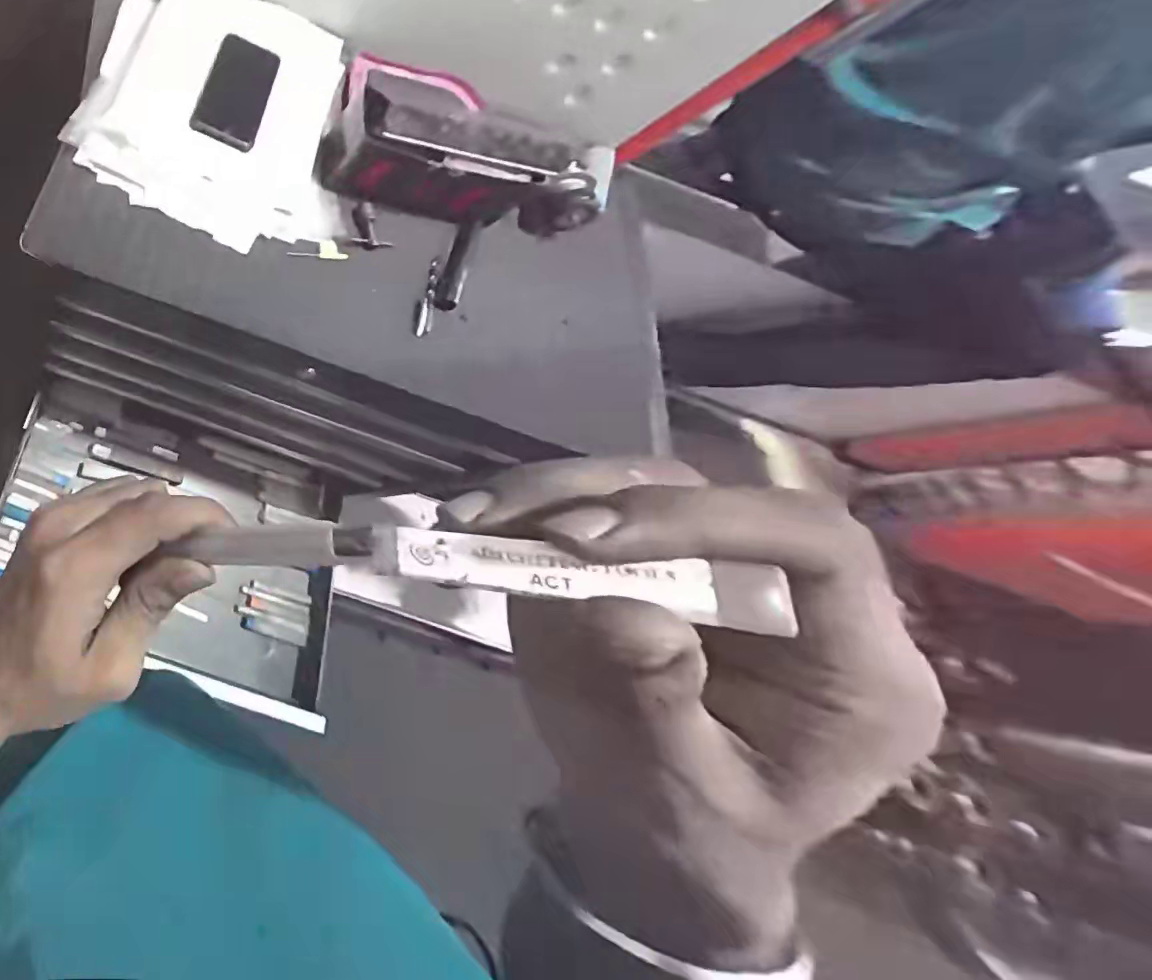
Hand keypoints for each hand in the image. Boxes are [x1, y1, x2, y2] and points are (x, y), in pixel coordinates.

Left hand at [0, 477, 232, 740]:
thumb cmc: (43, 688)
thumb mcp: (109, 668)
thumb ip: (151, 607)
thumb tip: (199, 566)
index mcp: (74, 567)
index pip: (150, 516)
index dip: (199, 515)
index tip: (231, 535)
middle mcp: (58, 527)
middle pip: (141, 496)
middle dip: (182, 517)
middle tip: (202, 559)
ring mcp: (47, 517)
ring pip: (126, 492)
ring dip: (158, 516)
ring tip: (168, 562)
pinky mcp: (45, 519)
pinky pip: (105, 499)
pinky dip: (133, 516)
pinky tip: (137, 554)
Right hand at [442, 459, 945, 969]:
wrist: (654, 832)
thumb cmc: (688, 831)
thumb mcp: (676, 792)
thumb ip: (653, 702)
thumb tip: (614, 607)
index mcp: (849, 660)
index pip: (808, 540)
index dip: (696, 521)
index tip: (582, 543)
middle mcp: (783, 588)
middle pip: (705, 493)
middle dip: (594, 496)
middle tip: (502, 522)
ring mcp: (705, 565)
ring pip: (636, 486)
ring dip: (546, 494)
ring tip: (468, 519)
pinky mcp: (641, 561)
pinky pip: (588, 510)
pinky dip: (524, 512)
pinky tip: (474, 523)